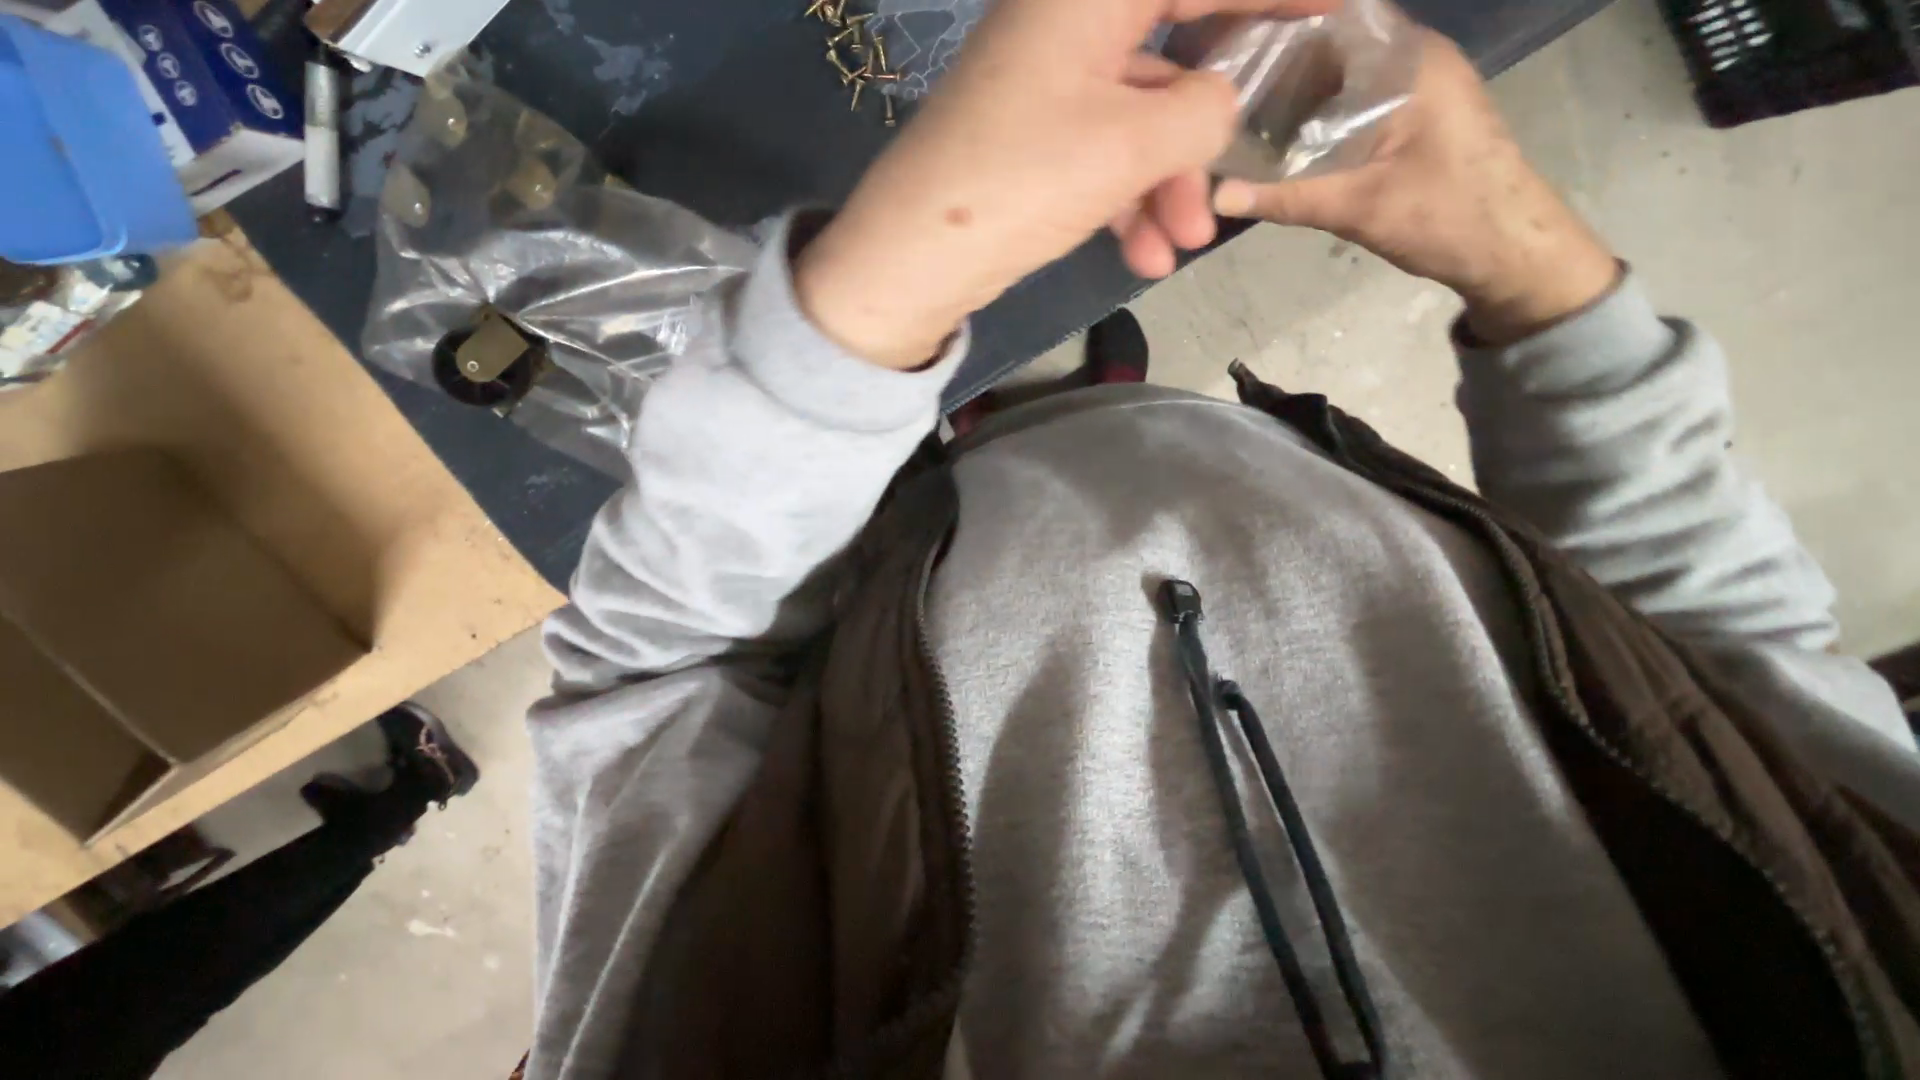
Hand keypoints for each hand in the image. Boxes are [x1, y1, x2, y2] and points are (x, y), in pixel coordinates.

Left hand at [795, 0, 1334, 368]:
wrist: (914, 260)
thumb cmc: (1024, 181)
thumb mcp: (1133, 144)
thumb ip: (1204, 111)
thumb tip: (1221, 102)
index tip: (1328, 12)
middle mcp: (1062, 25)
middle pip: (1167, 50)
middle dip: (1209, 121)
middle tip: (1251, 157)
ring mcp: (1041, 86)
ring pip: (1133, 119)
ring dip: (1167, 182)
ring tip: (1184, 245)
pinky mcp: (1027, 141)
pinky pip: (1097, 156)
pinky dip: (1125, 202)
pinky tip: (1143, 258)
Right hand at [1211, 32, 1620, 344]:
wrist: (1512, 250)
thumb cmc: (1447, 217)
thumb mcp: (1358, 208)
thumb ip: (1284, 199)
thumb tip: (1216, 196)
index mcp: (1411, 59)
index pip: (1336, 18)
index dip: (1281, 31)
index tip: (1230, 52)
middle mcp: (1416, 58)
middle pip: (1334, 45)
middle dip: (1279, 66)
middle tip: (1220, 93)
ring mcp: (1419, 86)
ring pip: (1344, 75)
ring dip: (1298, 93)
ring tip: (1238, 115)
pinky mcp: (1416, 115)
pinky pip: (1357, 99)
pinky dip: (1320, 114)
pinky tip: (1282, 140)